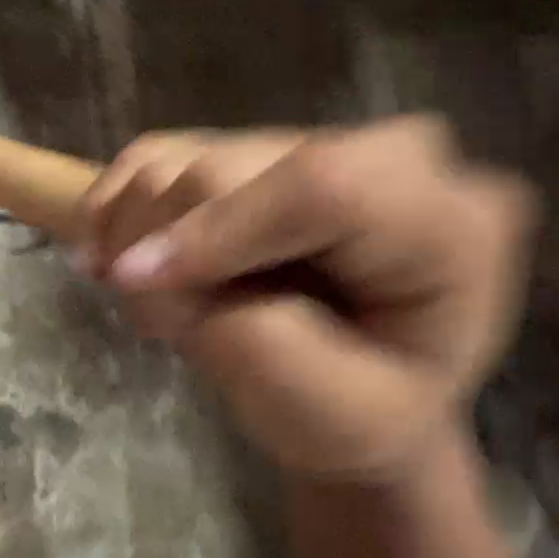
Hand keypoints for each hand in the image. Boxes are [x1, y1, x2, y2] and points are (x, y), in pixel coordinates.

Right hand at [78, 118, 536, 479]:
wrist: (352, 393)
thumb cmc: (357, 413)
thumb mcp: (329, 413)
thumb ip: (250, 340)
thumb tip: (142, 269)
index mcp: (448, 226)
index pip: (322, 187)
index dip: (215, 229)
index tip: (130, 282)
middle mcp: (386, 157)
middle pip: (224, 170)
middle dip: (164, 250)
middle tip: (160, 327)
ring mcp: (308, 144)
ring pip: (174, 161)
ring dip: (133, 240)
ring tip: (157, 306)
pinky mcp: (245, 147)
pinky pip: (150, 156)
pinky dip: (111, 210)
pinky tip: (118, 262)